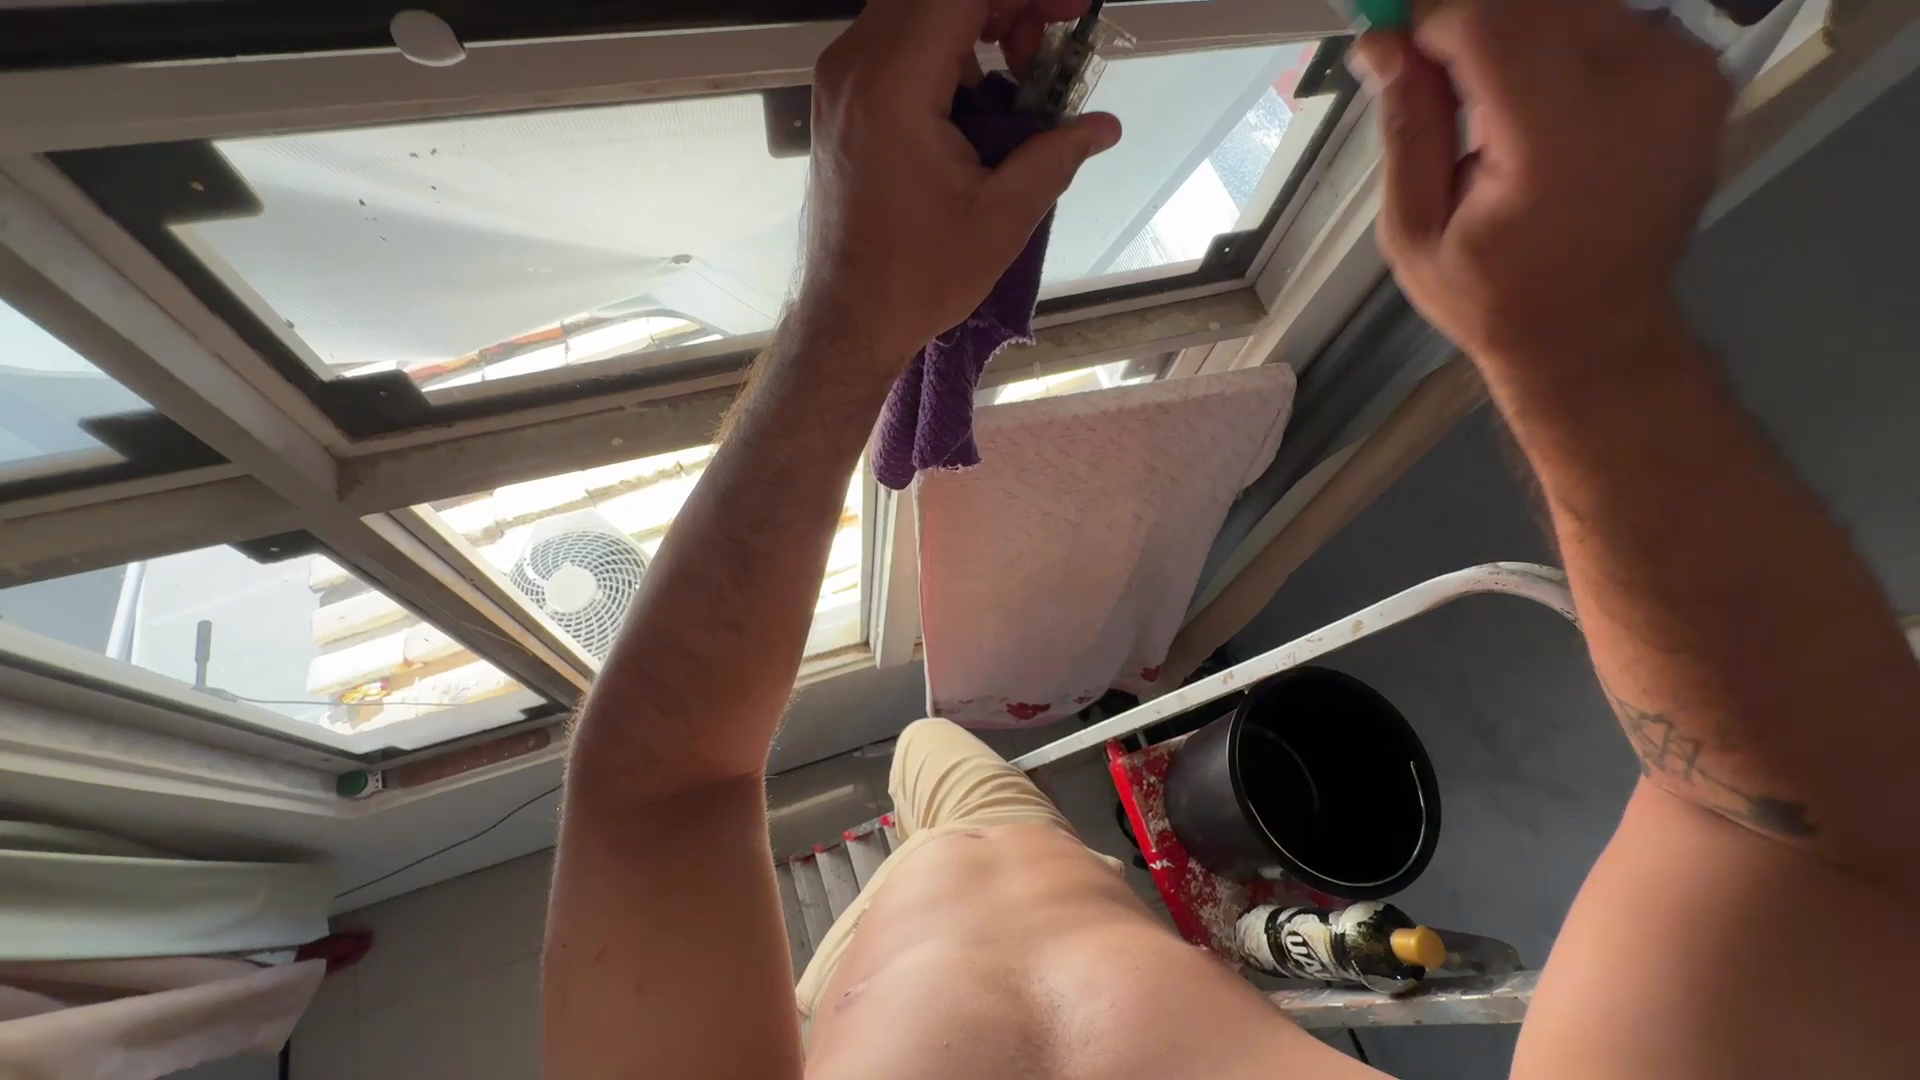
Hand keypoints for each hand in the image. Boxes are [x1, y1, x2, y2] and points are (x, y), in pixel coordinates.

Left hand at [796, 0, 1121, 366]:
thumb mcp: (1000, 220)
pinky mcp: (840, 103)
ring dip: (973, 23)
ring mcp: (840, 82)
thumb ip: (1055, 158)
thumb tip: (1103, 127)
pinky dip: (941, 51)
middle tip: (1043, 50)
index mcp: (894, 87)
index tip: (1071, 12)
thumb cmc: (916, 279)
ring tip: (1015, 77)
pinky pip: (894, 44)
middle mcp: (855, 67)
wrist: (849, 318)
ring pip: (914, 10)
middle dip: (1002, 4)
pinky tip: (974, 101)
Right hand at [1356, 0, 1730, 365]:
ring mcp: (1684, 73)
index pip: (1492, 23)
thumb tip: (1383, 46)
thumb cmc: (1490, 297)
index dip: (1432, 21)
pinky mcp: (1699, 70)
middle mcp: (1640, 89)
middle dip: (1468, 24)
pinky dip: (1557, 44)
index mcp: (1558, 145)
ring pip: (1573, 4)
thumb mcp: (1413, 232)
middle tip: (1427, 76)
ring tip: (1480, 107)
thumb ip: (1407, 130)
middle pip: (1535, 2)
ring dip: (1512, 35)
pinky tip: (1529, 105)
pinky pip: (1612, 22)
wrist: (1592, 330)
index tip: (1394, 44)